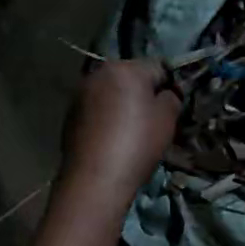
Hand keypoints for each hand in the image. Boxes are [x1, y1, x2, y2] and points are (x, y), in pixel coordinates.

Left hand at [62, 59, 181, 199]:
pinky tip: (112, 141)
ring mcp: (80, 93)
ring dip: (123, 106)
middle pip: (130, 78)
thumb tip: (166, 93)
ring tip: (132, 133)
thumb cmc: (137, 144)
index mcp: (125, 68)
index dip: (170, 86)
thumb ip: (171, 98)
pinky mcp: (70, 114)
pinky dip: (107, 119)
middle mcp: (98, 73)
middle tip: (154, 121)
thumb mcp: (168, 119)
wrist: (96, 178)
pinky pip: (97, 110)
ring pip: (111, 93)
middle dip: (143, 94)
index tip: (174, 108)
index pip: (158, 67)